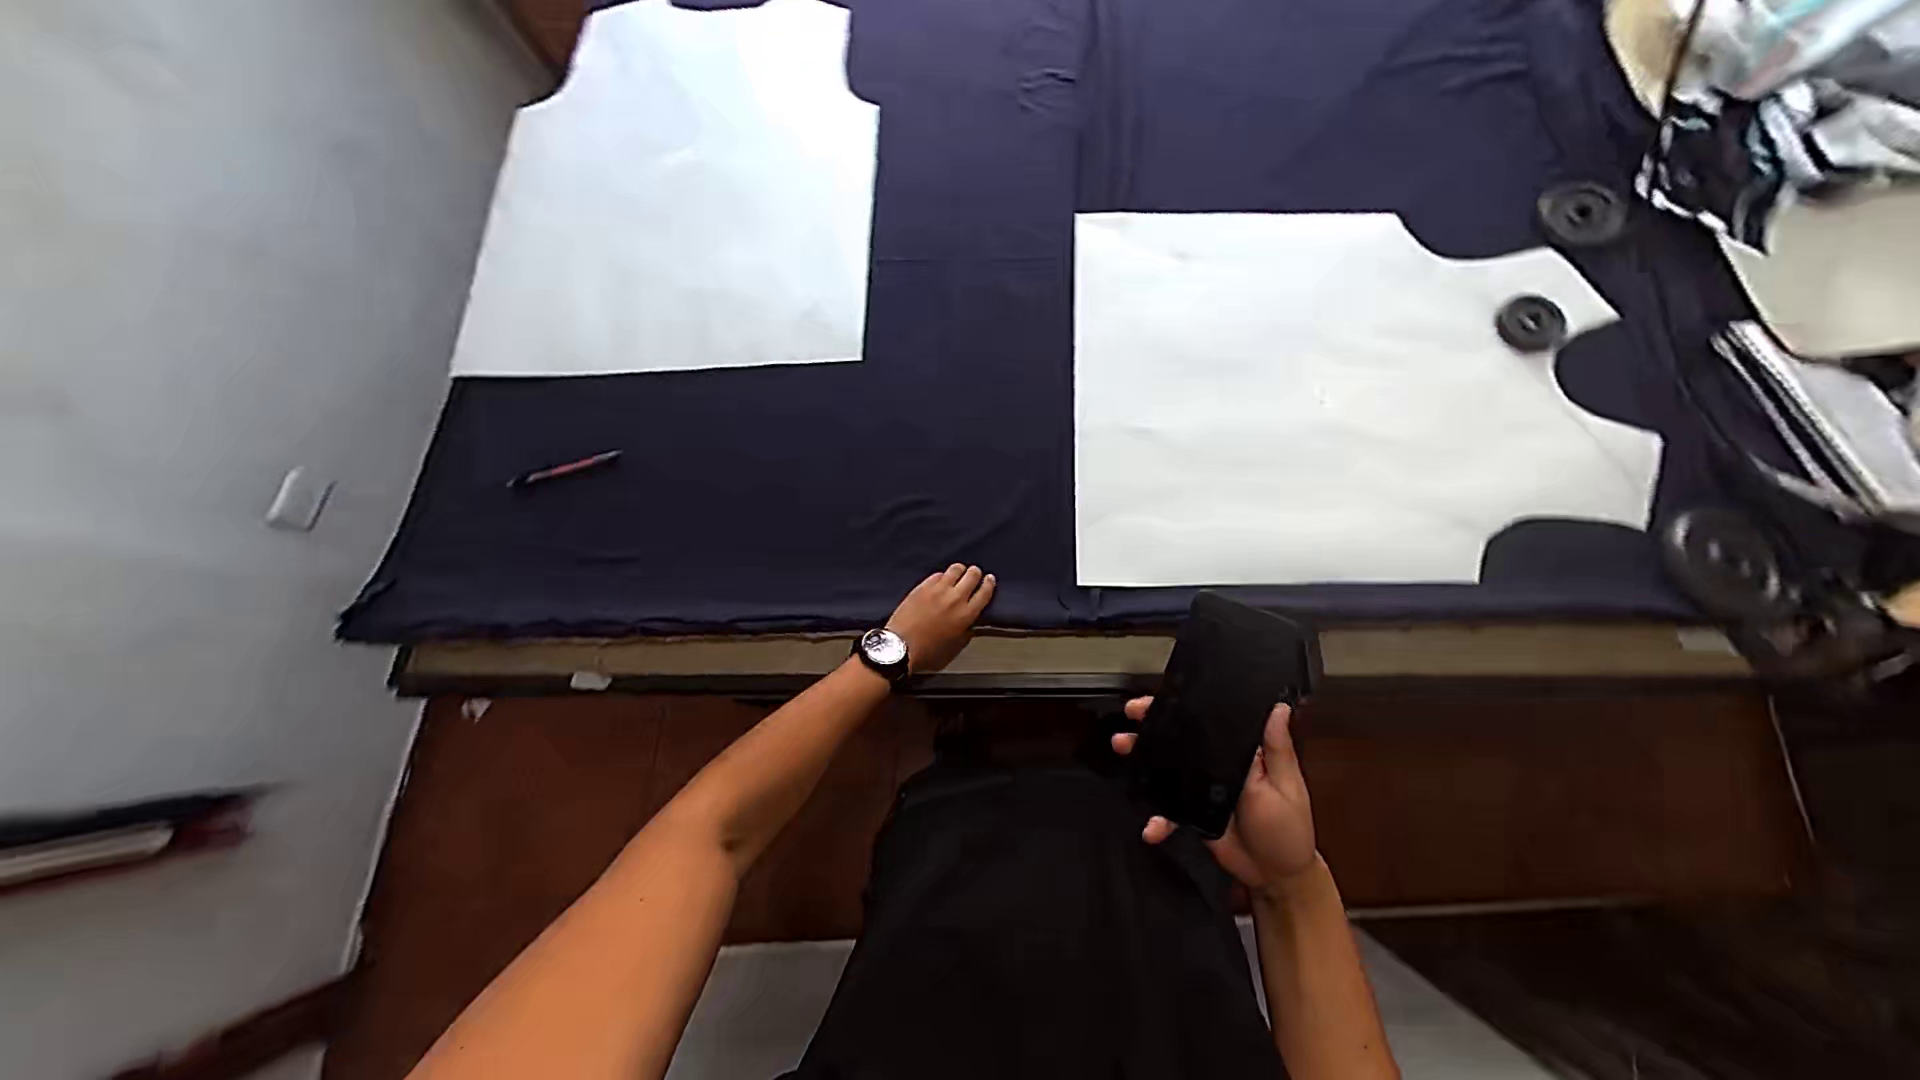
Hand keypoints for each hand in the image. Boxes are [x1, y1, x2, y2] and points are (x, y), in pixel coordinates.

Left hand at [885, 564, 995, 673]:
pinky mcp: (923, 587)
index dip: (989, 583)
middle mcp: (955, 598)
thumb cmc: (928, 652)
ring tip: (958, 573)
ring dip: (959, 570)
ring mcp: (938, 590)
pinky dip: (942, 576)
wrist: (901, 646)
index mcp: (966, 614)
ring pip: (955, 569)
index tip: (989, 579)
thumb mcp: (955, 647)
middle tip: (974, 574)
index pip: (985, 592)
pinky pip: (937, 574)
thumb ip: (967, 632)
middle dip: (975, 573)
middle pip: (972, 575)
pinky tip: (940, 580)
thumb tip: (972, 624)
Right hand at [1112, 696, 1318, 897]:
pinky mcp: (1191, 812)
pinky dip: (1158, 819)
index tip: (1163, 694)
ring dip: (1142, 757)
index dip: (1187, 705)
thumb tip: (1279, 707)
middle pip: (1181, 738)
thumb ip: (1276, 749)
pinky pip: (1167, 809)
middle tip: (1133, 712)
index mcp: (1241, 752)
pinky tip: (1152, 826)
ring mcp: (1201, 787)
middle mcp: (1217, 764)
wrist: (1275, 876)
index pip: (1211, 721)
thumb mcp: (1285, 784)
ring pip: (1166, 767)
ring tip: (1122, 745)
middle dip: (1153, 722)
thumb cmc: (1289, 828)